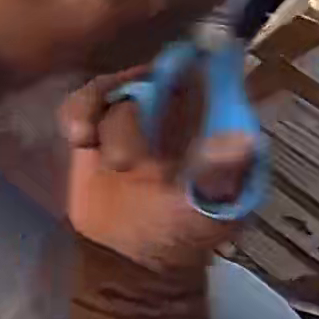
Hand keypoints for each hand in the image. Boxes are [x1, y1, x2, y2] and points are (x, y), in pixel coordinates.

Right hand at [60, 73, 258, 278]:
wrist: (126, 253)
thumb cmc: (179, 231)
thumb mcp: (211, 210)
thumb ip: (221, 175)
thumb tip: (241, 140)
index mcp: (213, 121)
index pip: (207, 74)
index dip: (190, 65)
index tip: (172, 71)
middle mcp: (173, 109)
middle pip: (150, 80)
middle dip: (131, 116)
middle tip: (122, 163)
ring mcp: (130, 116)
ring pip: (112, 89)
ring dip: (96, 111)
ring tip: (85, 143)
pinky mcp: (93, 127)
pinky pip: (83, 104)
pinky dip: (77, 112)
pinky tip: (77, 138)